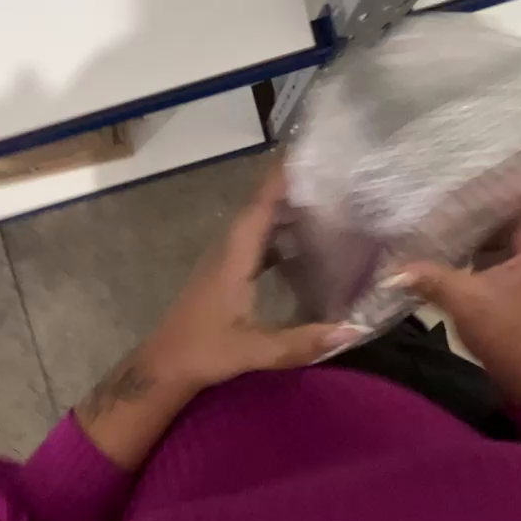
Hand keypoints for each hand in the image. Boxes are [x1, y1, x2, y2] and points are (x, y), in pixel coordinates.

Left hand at [76, 166, 362, 468]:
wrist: (165, 366)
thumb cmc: (203, 351)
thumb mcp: (254, 350)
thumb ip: (302, 342)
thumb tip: (355, 331)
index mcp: (233, 258)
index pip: (259, 207)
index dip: (281, 179)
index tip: (308, 153)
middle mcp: (227, 251)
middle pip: (260, 209)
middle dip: (292, 189)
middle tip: (332, 177)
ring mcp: (223, 262)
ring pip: (256, 227)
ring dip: (285, 213)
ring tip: (325, 204)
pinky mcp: (223, 276)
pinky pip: (254, 245)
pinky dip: (277, 238)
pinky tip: (301, 247)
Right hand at [399, 144, 520, 407]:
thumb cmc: (513, 333)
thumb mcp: (471, 305)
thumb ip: (433, 281)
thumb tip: (391, 268)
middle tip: (498, 118)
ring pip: (518, 202)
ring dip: (503, 177)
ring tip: (473, 145)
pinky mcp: (508, 261)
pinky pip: (498, 223)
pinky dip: (482, 206)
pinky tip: (456, 194)